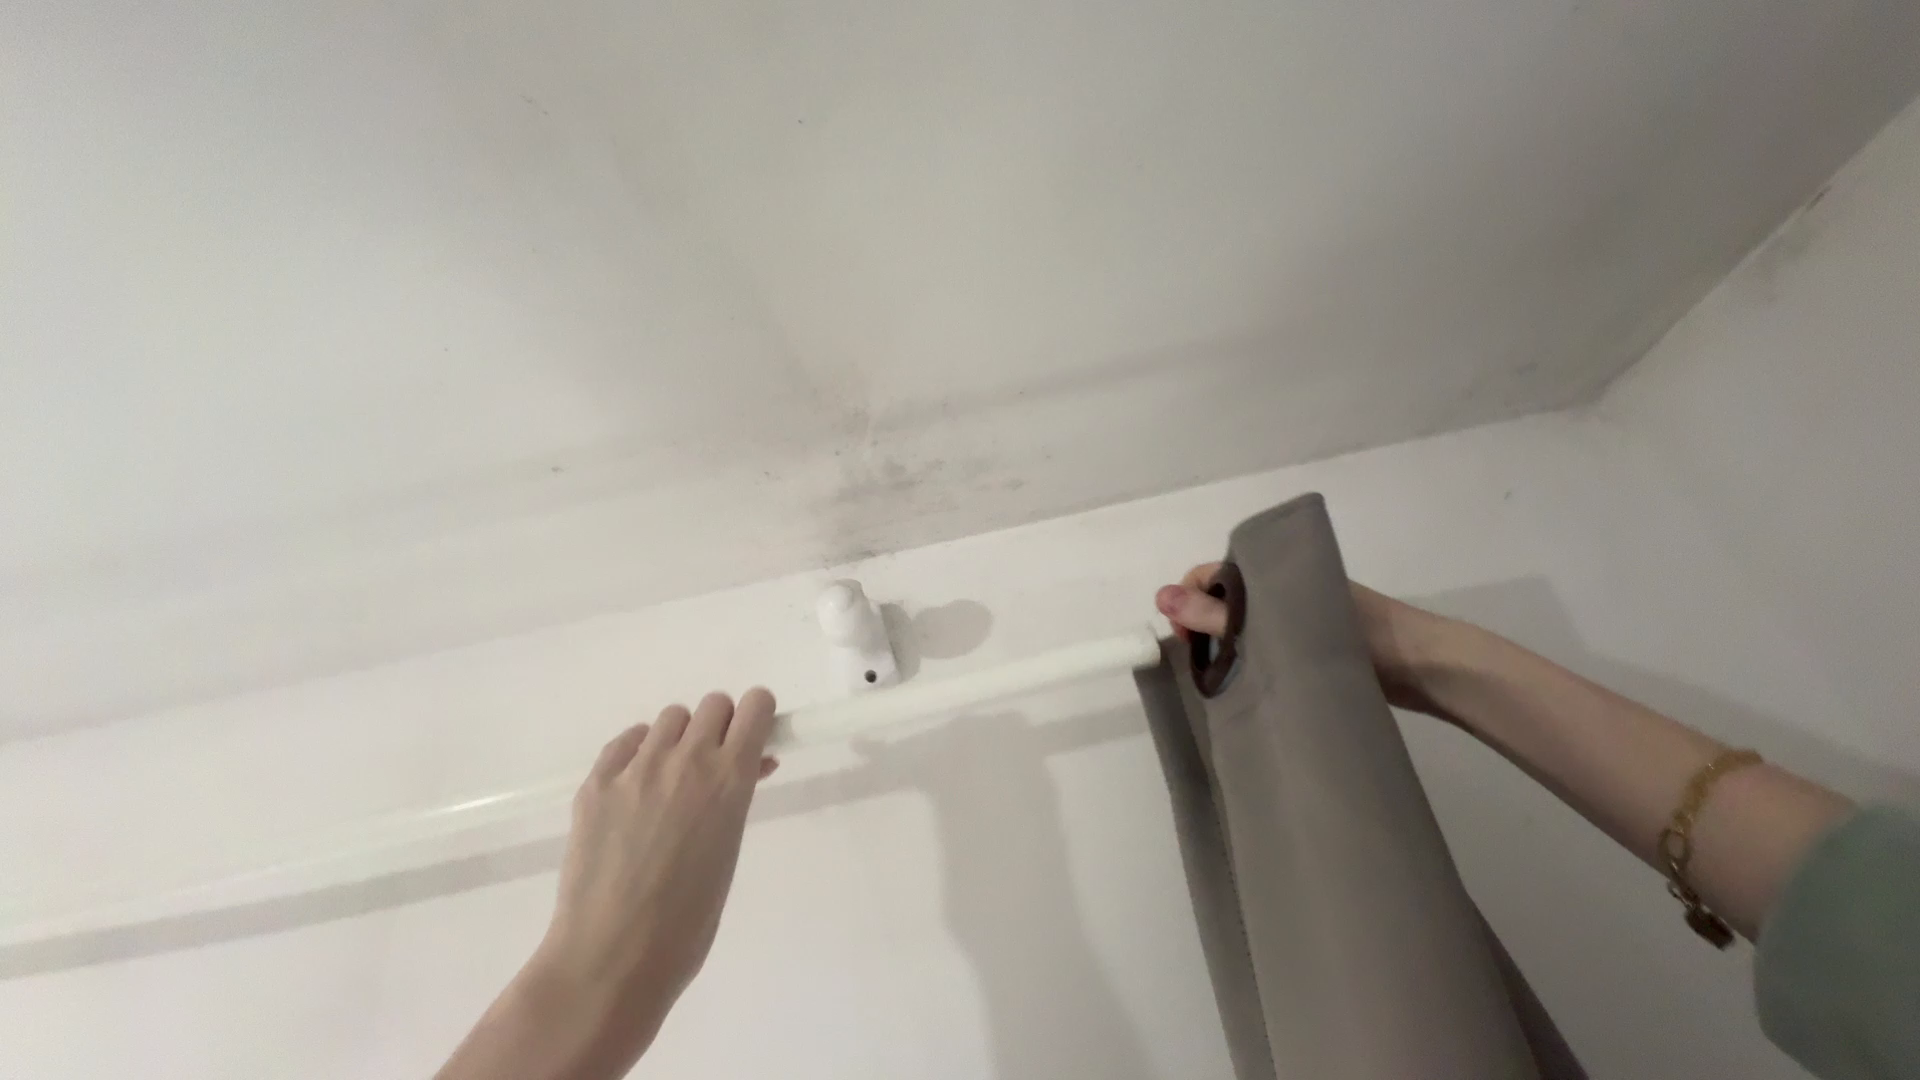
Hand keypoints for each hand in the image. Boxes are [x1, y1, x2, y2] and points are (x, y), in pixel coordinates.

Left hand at [536, 689, 780, 1013]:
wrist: (612, 959)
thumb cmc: (688, 921)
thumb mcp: (729, 850)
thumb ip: (736, 798)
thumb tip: (746, 768)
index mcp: (729, 779)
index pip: (756, 706)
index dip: (759, 716)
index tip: (755, 738)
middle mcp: (686, 760)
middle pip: (714, 704)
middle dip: (722, 727)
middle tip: (714, 765)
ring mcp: (636, 769)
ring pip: (670, 718)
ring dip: (680, 739)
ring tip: (670, 782)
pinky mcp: (596, 784)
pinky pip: (625, 741)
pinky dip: (638, 752)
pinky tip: (636, 788)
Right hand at [1154, 565, 1456, 718]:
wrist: (1426, 668)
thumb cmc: (1356, 638)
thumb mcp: (1275, 625)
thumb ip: (1216, 614)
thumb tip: (1160, 597)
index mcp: (1269, 569)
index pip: (1207, 576)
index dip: (1187, 602)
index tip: (1188, 639)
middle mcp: (1278, 586)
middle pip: (1221, 598)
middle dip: (1203, 625)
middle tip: (1207, 663)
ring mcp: (1295, 614)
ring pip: (1241, 622)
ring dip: (1225, 643)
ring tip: (1225, 675)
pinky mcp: (1309, 639)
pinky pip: (1263, 640)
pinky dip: (1248, 655)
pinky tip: (1248, 679)